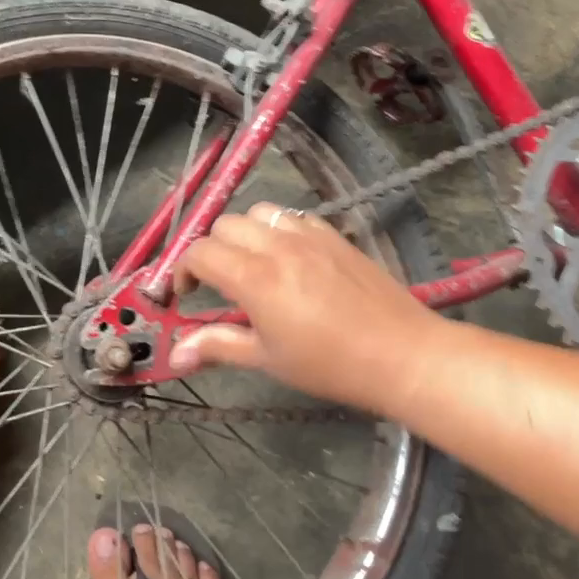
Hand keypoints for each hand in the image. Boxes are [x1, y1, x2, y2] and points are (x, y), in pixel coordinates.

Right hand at [167, 202, 448, 414]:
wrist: (403, 355)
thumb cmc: (331, 365)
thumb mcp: (267, 360)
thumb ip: (217, 347)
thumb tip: (175, 355)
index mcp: (253, 277)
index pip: (199, 252)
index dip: (182, 271)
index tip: (186, 295)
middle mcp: (276, 245)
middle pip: (223, 226)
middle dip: (211, 250)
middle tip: (217, 283)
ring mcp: (307, 235)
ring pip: (258, 212)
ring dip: (244, 233)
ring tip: (251, 263)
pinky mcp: (333, 234)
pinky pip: (293, 216)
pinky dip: (278, 229)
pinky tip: (288, 257)